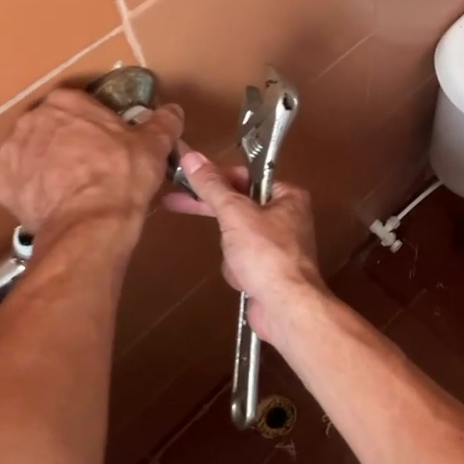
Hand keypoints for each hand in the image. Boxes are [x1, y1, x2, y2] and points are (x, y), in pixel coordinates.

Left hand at [0, 88, 184, 246]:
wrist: (90, 223)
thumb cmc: (122, 175)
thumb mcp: (154, 145)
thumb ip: (163, 123)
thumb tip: (172, 111)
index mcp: (65, 103)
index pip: (80, 104)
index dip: (97, 122)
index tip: (111, 140)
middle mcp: (30, 121)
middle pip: (52, 127)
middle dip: (69, 142)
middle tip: (95, 165)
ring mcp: (10, 154)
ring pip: (33, 154)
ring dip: (49, 165)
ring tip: (76, 188)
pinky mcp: (0, 186)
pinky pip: (20, 183)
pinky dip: (35, 191)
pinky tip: (58, 204)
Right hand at [163, 150, 324, 342]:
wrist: (285, 307)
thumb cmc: (265, 254)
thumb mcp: (235, 214)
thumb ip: (212, 186)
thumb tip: (191, 156)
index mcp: (288, 196)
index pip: (247, 177)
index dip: (218, 177)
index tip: (188, 177)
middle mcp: (287, 216)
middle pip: (239, 205)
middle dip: (217, 215)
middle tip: (175, 202)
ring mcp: (279, 244)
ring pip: (236, 235)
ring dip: (230, 251)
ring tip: (239, 263)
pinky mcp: (269, 268)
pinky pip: (241, 259)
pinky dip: (237, 269)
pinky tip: (242, 280)